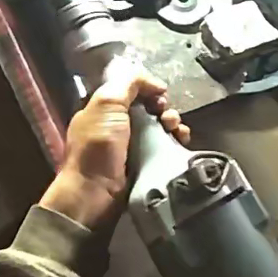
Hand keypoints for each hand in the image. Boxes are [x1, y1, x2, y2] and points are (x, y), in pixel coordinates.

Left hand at [38, 67, 189, 228]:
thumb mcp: (107, 104)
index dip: (148, 88)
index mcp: (105, 109)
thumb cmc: (99, 145)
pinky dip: (177, 139)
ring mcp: (134, 145)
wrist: (96, 193)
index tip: (159, 93)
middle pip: (150, 106)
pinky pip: (168, 145)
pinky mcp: (148, 163)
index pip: (132, 90)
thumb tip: (156, 84)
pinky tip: (181, 140)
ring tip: (174, 129)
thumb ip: (128, 83)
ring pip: (162, 125)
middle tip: (165, 114)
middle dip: (163, 106)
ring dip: (173, 122)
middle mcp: (119, 124)